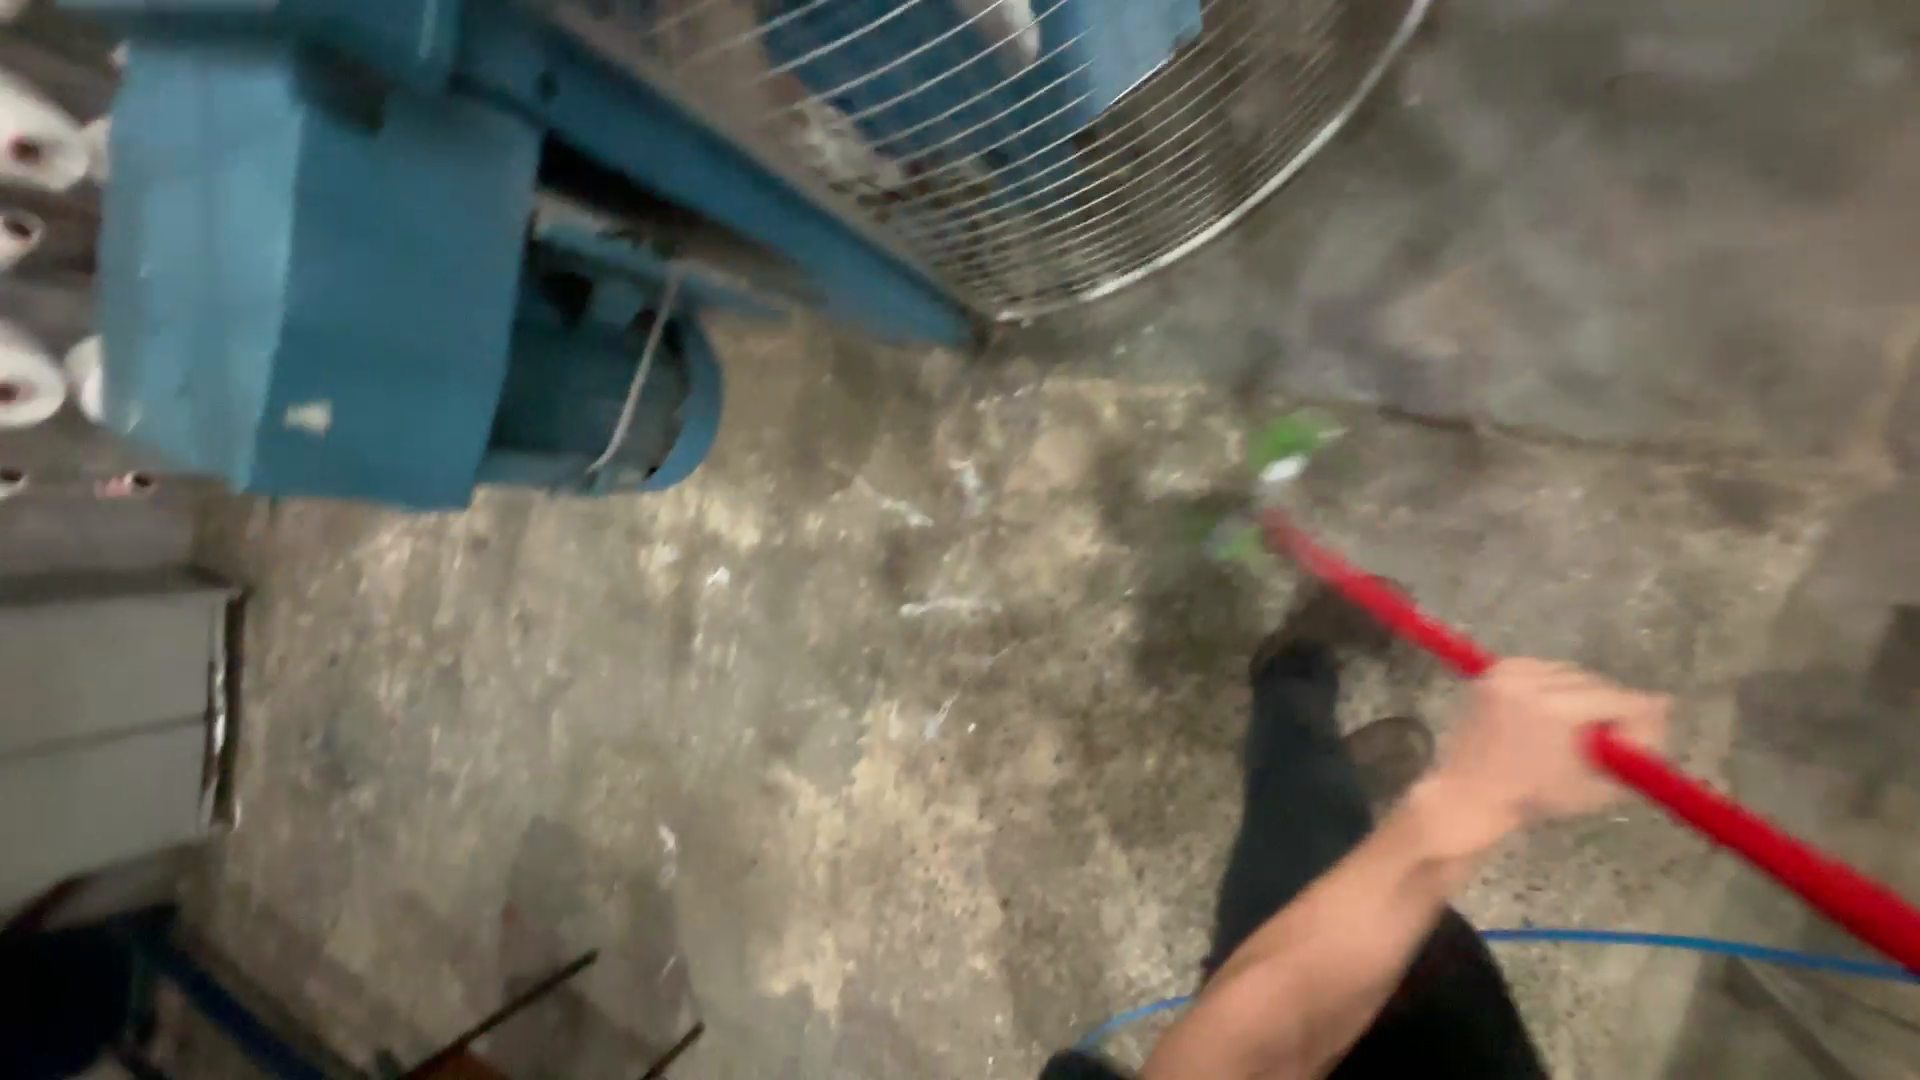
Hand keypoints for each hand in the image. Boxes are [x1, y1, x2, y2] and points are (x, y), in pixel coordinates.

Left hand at [1437, 658, 1669, 833]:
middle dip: (1609, 701)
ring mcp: (1502, 677)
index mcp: (1554, 711)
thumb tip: (1663, 710)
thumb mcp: (1600, 784)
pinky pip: (1533, 666)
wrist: (1470, 790)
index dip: (1642, 709)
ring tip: (1581, 718)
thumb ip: (1637, 748)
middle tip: (1614, 727)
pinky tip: (1552, 702)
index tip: (1660, 714)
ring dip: (1579, 689)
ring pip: (1562, 670)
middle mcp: (1526, 685)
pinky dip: (1548, 679)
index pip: (1615, 698)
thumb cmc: (1535, 796)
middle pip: (1590, 680)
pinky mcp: (1487, 676)